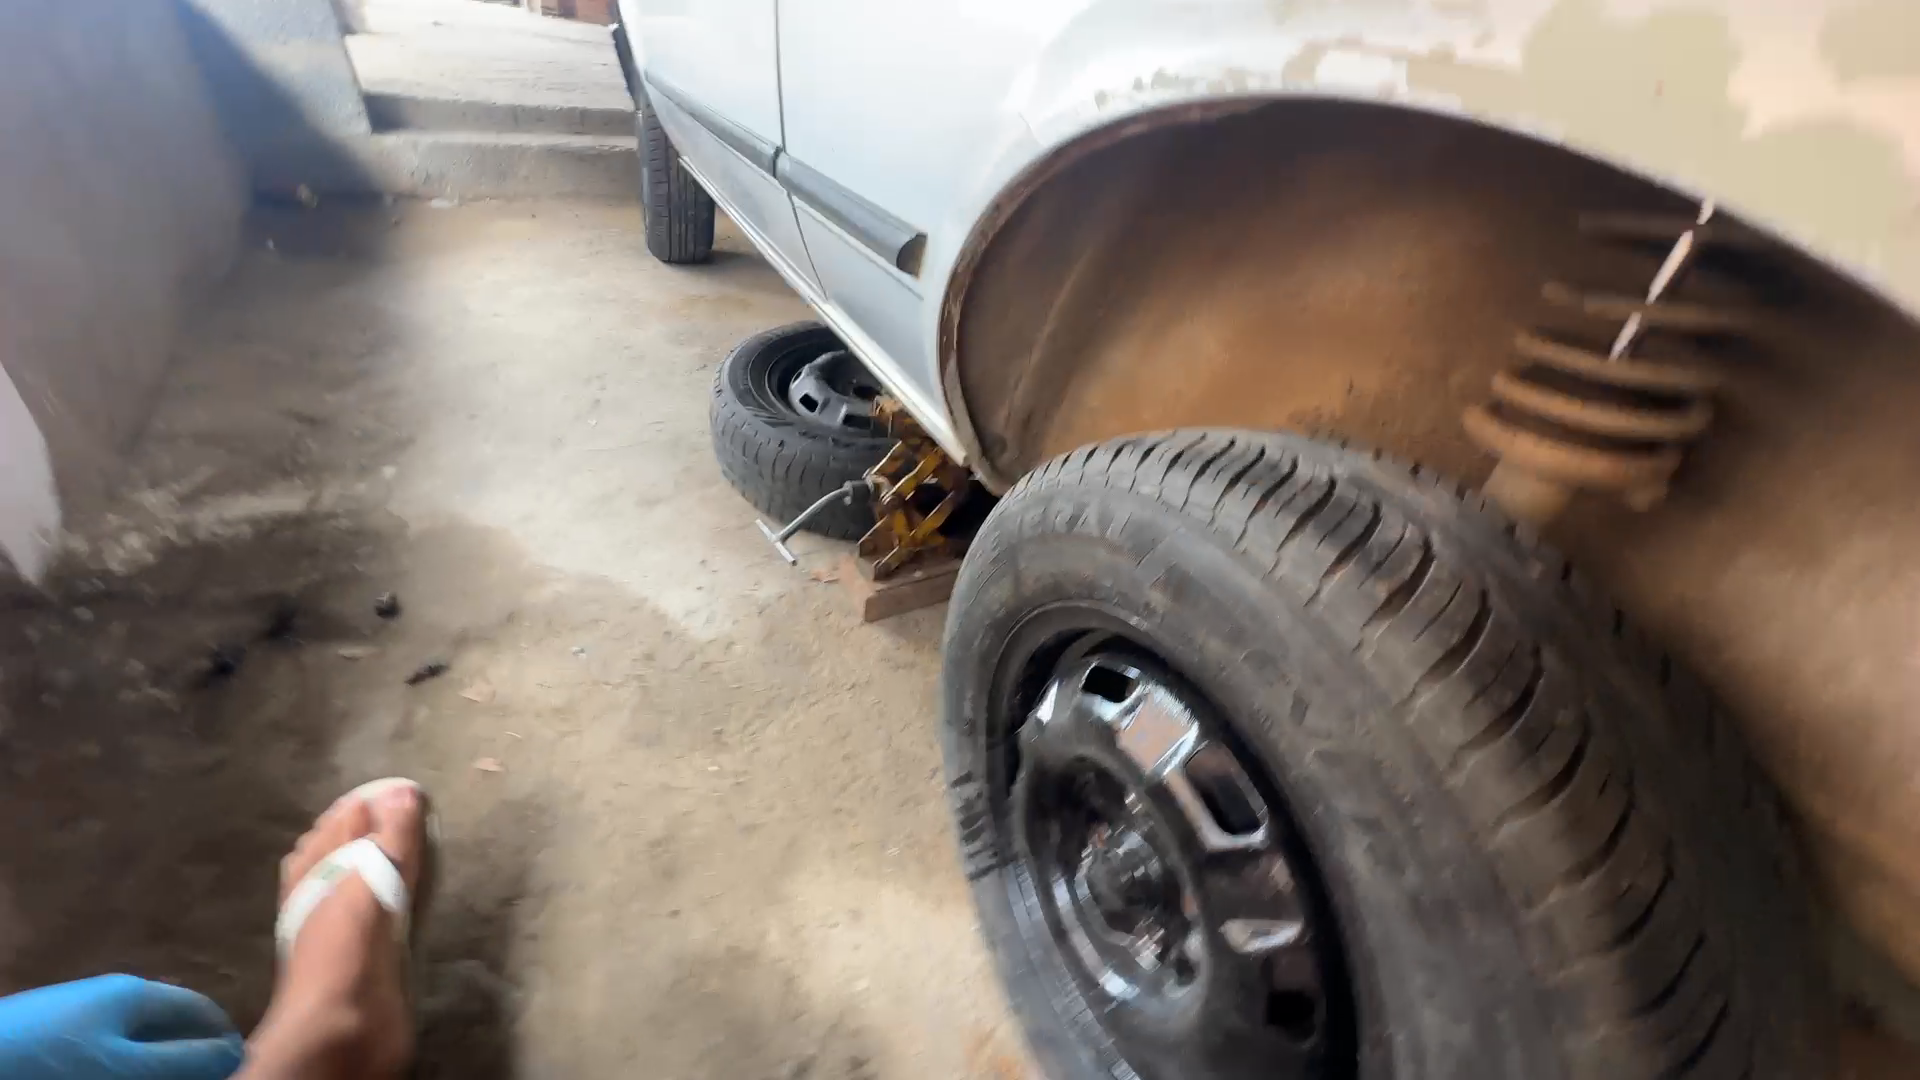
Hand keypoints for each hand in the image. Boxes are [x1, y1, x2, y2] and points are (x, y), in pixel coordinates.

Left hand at [0, 975, 242, 1079]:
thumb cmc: (40, 1071)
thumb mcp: (120, 1071)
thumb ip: (184, 1061)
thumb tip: (237, 1052)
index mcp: (138, 992)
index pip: (203, 1010)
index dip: (223, 1038)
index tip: (234, 1066)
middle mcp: (109, 994)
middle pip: (163, 1023)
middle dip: (181, 1053)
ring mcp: (63, 1014)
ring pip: (122, 1039)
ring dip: (142, 1062)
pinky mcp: (26, 1037)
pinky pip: (85, 1049)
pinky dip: (104, 1066)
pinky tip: (96, 1078)